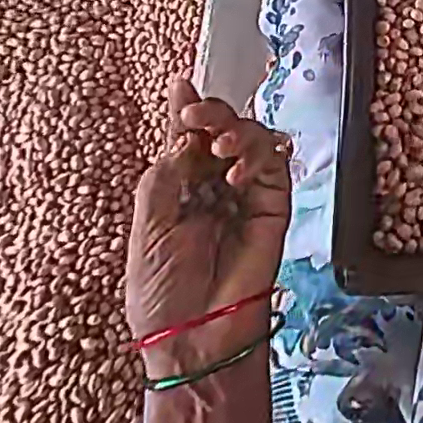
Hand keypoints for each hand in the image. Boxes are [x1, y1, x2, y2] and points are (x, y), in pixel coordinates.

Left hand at [125, 77, 290, 378]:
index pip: (191, 137)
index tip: (183, 86)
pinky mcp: (275, 204)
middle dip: (214, 115)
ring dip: (237, 132)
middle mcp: (216, 182)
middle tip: (200, 115)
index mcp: (183, 185)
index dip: (190, 110)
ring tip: (220, 147)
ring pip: (253, 140)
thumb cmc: (161, 287)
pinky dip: (257, 159)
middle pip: (224, 130)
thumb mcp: (147, 225)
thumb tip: (185, 124)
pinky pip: (274, 166)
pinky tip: (236, 176)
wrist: (193, 336)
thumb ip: (167, 171)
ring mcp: (248, 191)